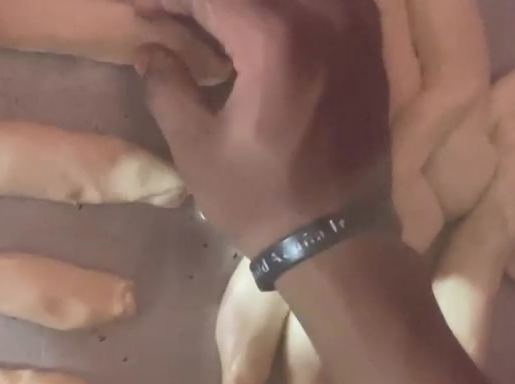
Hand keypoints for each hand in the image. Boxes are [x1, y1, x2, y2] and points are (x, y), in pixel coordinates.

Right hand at [133, 0, 389, 256]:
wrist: (332, 230)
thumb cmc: (257, 197)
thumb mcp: (198, 151)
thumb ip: (169, 91)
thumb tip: (147, 51)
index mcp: (276, 42)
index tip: (142, 6)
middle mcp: (325, 14)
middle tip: (176, 15)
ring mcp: (357, 22)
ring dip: (250, 5)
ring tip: (217, 21)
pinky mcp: (371, 38)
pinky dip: (291, 7)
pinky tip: (265, 26)